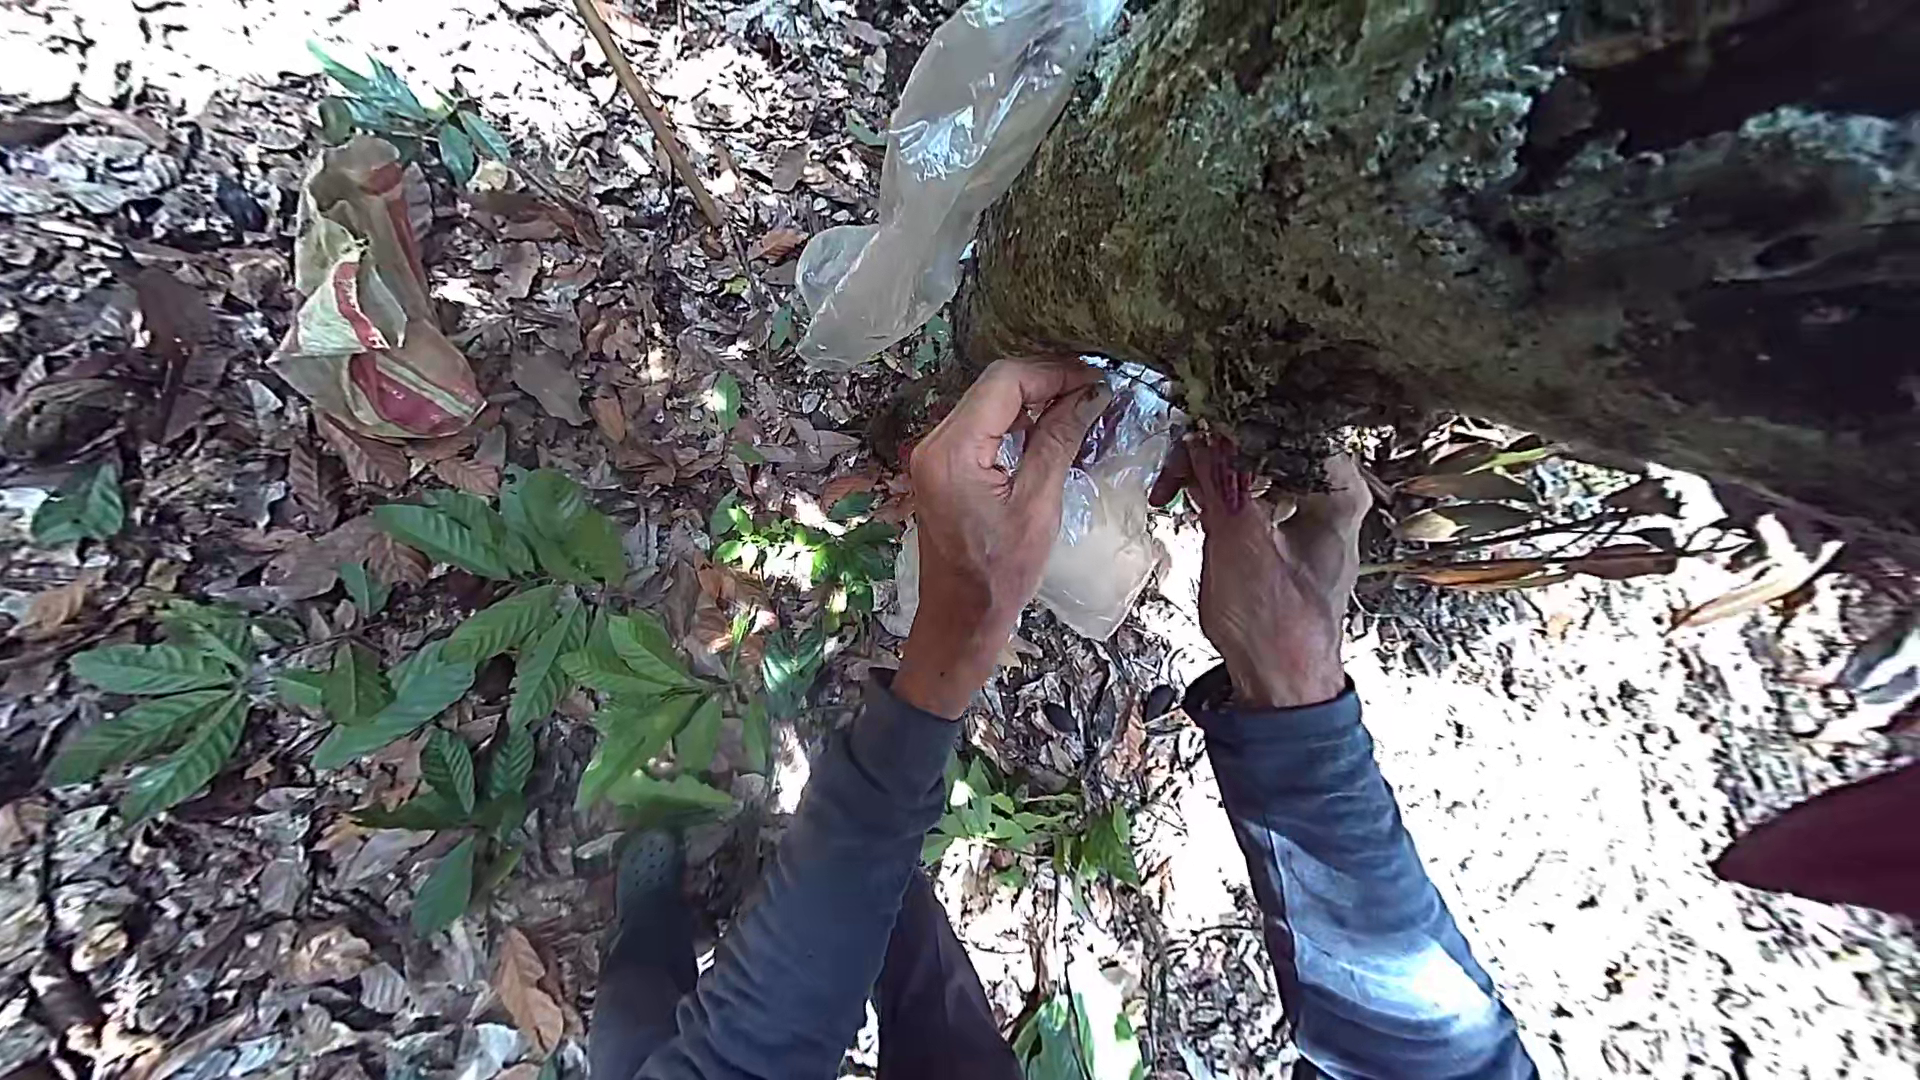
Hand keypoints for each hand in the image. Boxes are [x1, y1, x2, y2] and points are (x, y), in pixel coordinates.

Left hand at [894, 357, 1112, 717]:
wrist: (960, 616)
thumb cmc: (998, 575)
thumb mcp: (1037, 506)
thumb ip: (1058, 441)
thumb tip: (1090, 394)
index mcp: (952, 451)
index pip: (1005, 382)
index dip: (1054, 373)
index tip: (1095, 381)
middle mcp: (934, 444)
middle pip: (994, 387)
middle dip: (1046, 382)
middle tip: (1093, 392)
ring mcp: (933, 454)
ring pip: (988, 403)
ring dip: (1033, 400)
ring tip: (1078, 407)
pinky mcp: (941, 467)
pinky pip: (981, 427)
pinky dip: (1015, 422)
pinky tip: (1048, 429)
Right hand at [1153, 437, 1369, 708]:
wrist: (1276, 678)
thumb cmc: (1273, 620)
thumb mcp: (1241, 545)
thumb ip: (1220, 485)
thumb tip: (1197, 438)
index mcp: (1336, 492)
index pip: (1286, 428)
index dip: (1235, 425)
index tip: (1192, 434)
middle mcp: (1323, 493)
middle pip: (1263, 443)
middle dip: (1211, 450)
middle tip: (1172, 467)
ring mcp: (1296, 511)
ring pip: (1246, 466)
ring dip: (1204, 471)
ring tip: (1169, 488)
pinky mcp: (1270, 528)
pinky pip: (1238, 491)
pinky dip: (1207, 492)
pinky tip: (1180, 498)